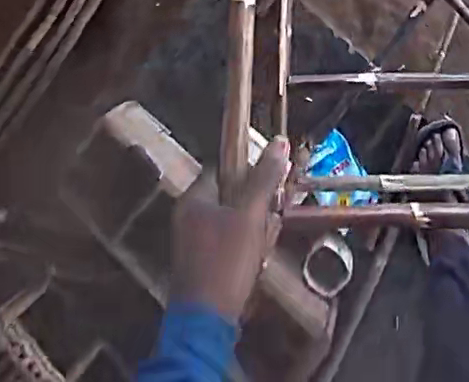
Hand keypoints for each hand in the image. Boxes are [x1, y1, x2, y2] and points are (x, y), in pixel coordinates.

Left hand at [171, 137, 291, 322]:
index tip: (270, 185)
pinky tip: (256, 264)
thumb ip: (264, 179)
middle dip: (256, 209)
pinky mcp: (202, 267)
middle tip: (268, 222)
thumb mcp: (250, 216)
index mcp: (194, 198)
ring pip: (234, 223)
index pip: (224, 169)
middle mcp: (189, 216)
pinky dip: (245, 251)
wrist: (205, 326)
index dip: (250, 172)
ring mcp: (193, 243)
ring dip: (255, 232)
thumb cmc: (225, 261)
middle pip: (232, 197)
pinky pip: (229, 246)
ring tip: (263, 248)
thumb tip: (280, 141)